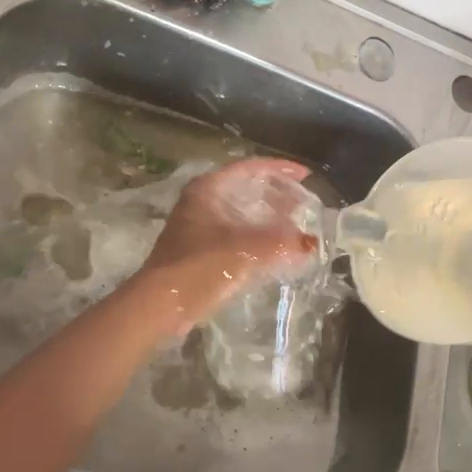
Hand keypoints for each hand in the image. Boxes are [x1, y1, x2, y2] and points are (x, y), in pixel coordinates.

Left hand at [133, 157, 321, 331]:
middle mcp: (201, 202)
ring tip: (294, 229)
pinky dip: (256, 240)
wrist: (162, 304)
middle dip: (277, 197)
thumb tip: (310, 243)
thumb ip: (282, 241)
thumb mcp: (247, 249)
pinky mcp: (199, 252)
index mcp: (209, 188)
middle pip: (246, 189)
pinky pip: (235, 237)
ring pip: (241, 215)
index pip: (251, 168)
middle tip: (303, 206)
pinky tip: (274, 253)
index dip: (281, 169)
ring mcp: (198, 227)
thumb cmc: (201, 266)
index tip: (307, 176)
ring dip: (268, 220)